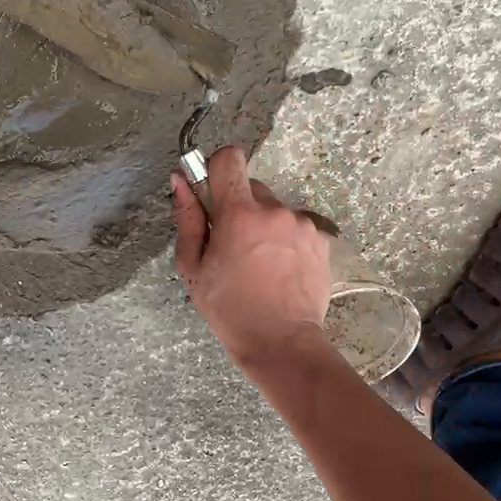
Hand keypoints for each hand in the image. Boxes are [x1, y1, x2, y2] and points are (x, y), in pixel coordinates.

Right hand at [172, 145, 333, 368]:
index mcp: (238, 214)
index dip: (216, 168)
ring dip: (261, 227)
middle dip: (237, 208)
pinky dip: (282, 241)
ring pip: (272, 211)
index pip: (229, 159)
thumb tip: (180, 181)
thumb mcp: (193, 267)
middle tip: (229, 245)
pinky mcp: (320, 241)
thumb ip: (188, 219)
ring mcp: (301, 225)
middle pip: (250, 188)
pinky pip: (293, 228)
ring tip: (255, 264)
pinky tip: (276, 270)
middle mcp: (274, 211)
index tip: (210, 191)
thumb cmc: (229, 308)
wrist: (281, 342)